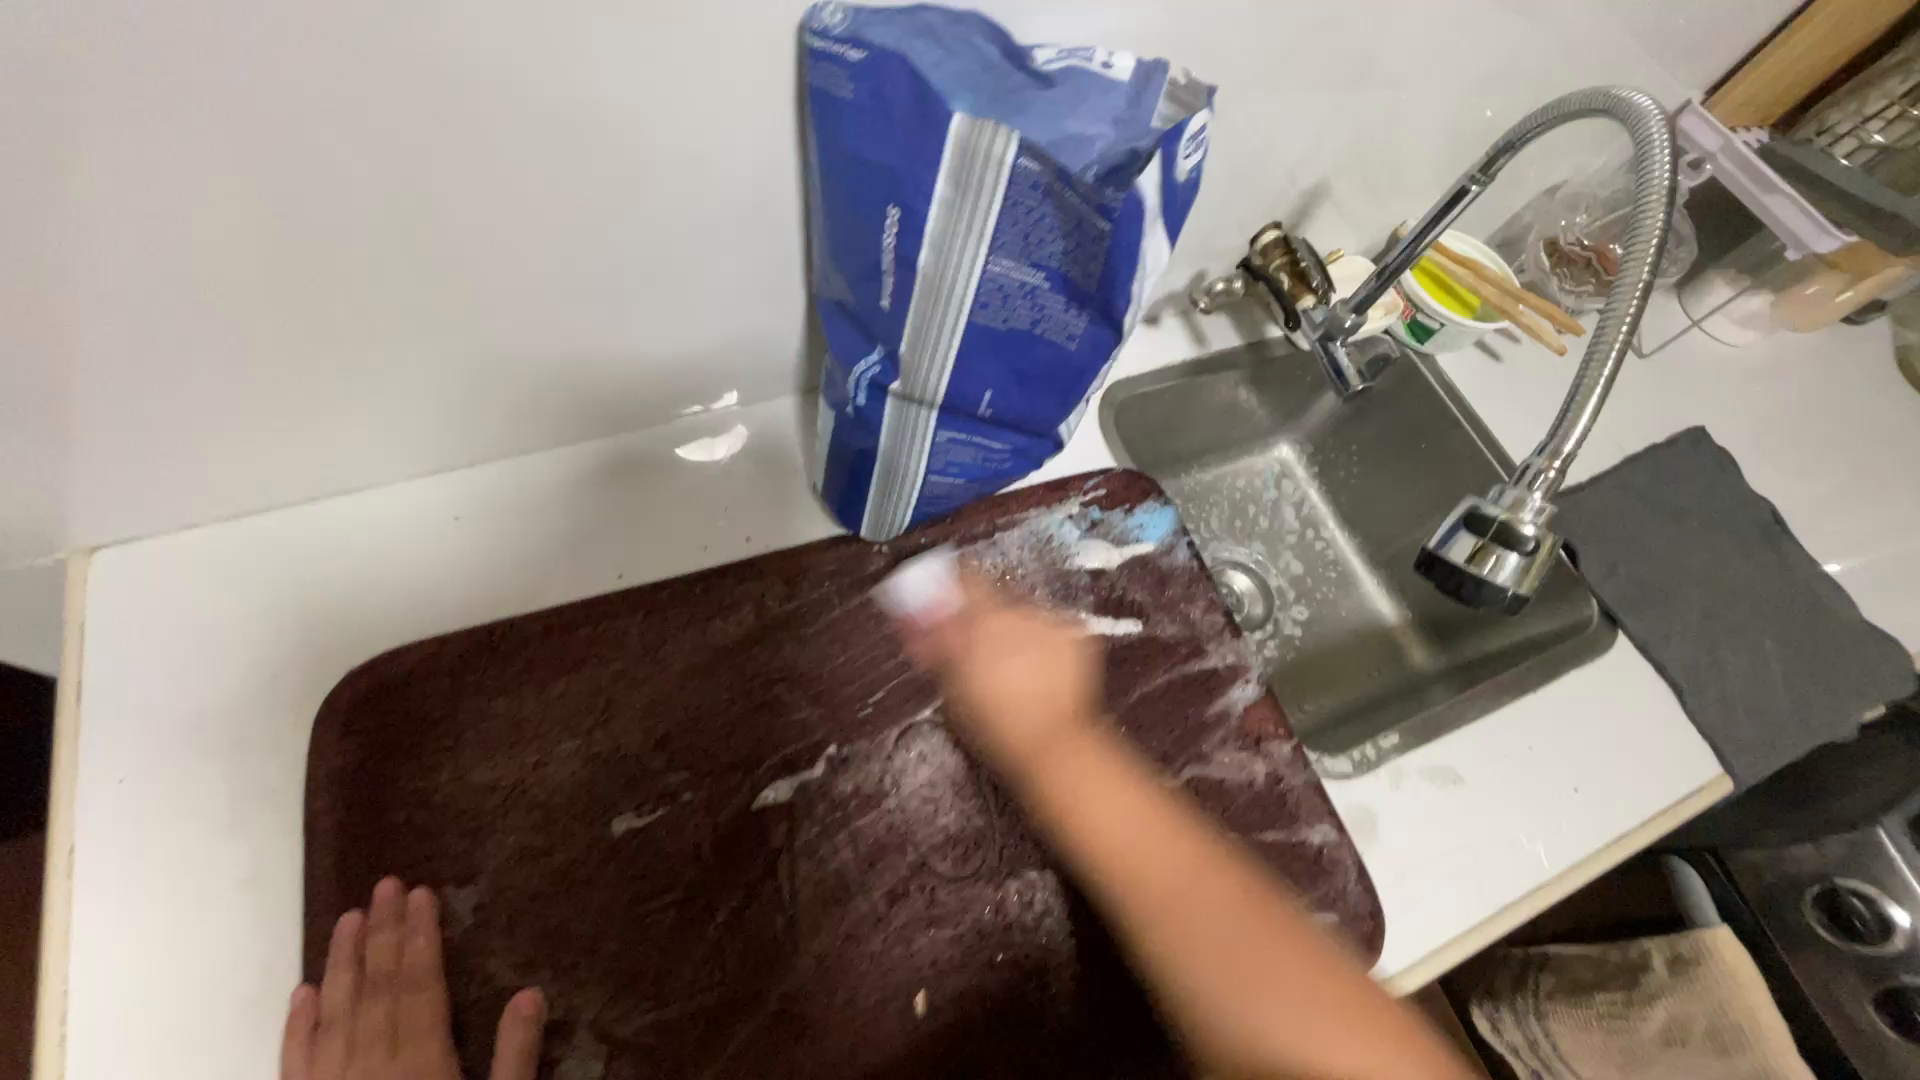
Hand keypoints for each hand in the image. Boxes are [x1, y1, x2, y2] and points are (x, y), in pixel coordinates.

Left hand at [283, 877, 545, 1079]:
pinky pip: (296, 1066)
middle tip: (384, 884)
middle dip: (382, 934)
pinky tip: (301, 994)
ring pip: (334, 1017)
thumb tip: (531, 992)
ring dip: (340, 965)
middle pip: (376, 990)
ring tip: (345, 918)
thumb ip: (515, 1058)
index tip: (420, 893)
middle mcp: (370, 1072)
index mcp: (420, 1068)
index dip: (420, 937)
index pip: (418, 986)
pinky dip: (297, 1027)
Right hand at [889, 571, 1105, 778]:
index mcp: (978, 618)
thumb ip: (933, 646)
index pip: (962, 575)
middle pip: (993, 596)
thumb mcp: (952, 689)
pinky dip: (1044, 642)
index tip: (944, 602)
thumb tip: (913, 620)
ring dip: (1015, 629)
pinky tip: (1043, 670)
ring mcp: (1049, 619)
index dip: (951, 585)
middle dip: (983, 615)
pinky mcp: (1077, 633)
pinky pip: (1052, 627)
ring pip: (1023, 613)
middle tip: (979, 648)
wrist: (1053, 746)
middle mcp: (1015, 609)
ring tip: (1016, 667)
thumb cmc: (992, 727)